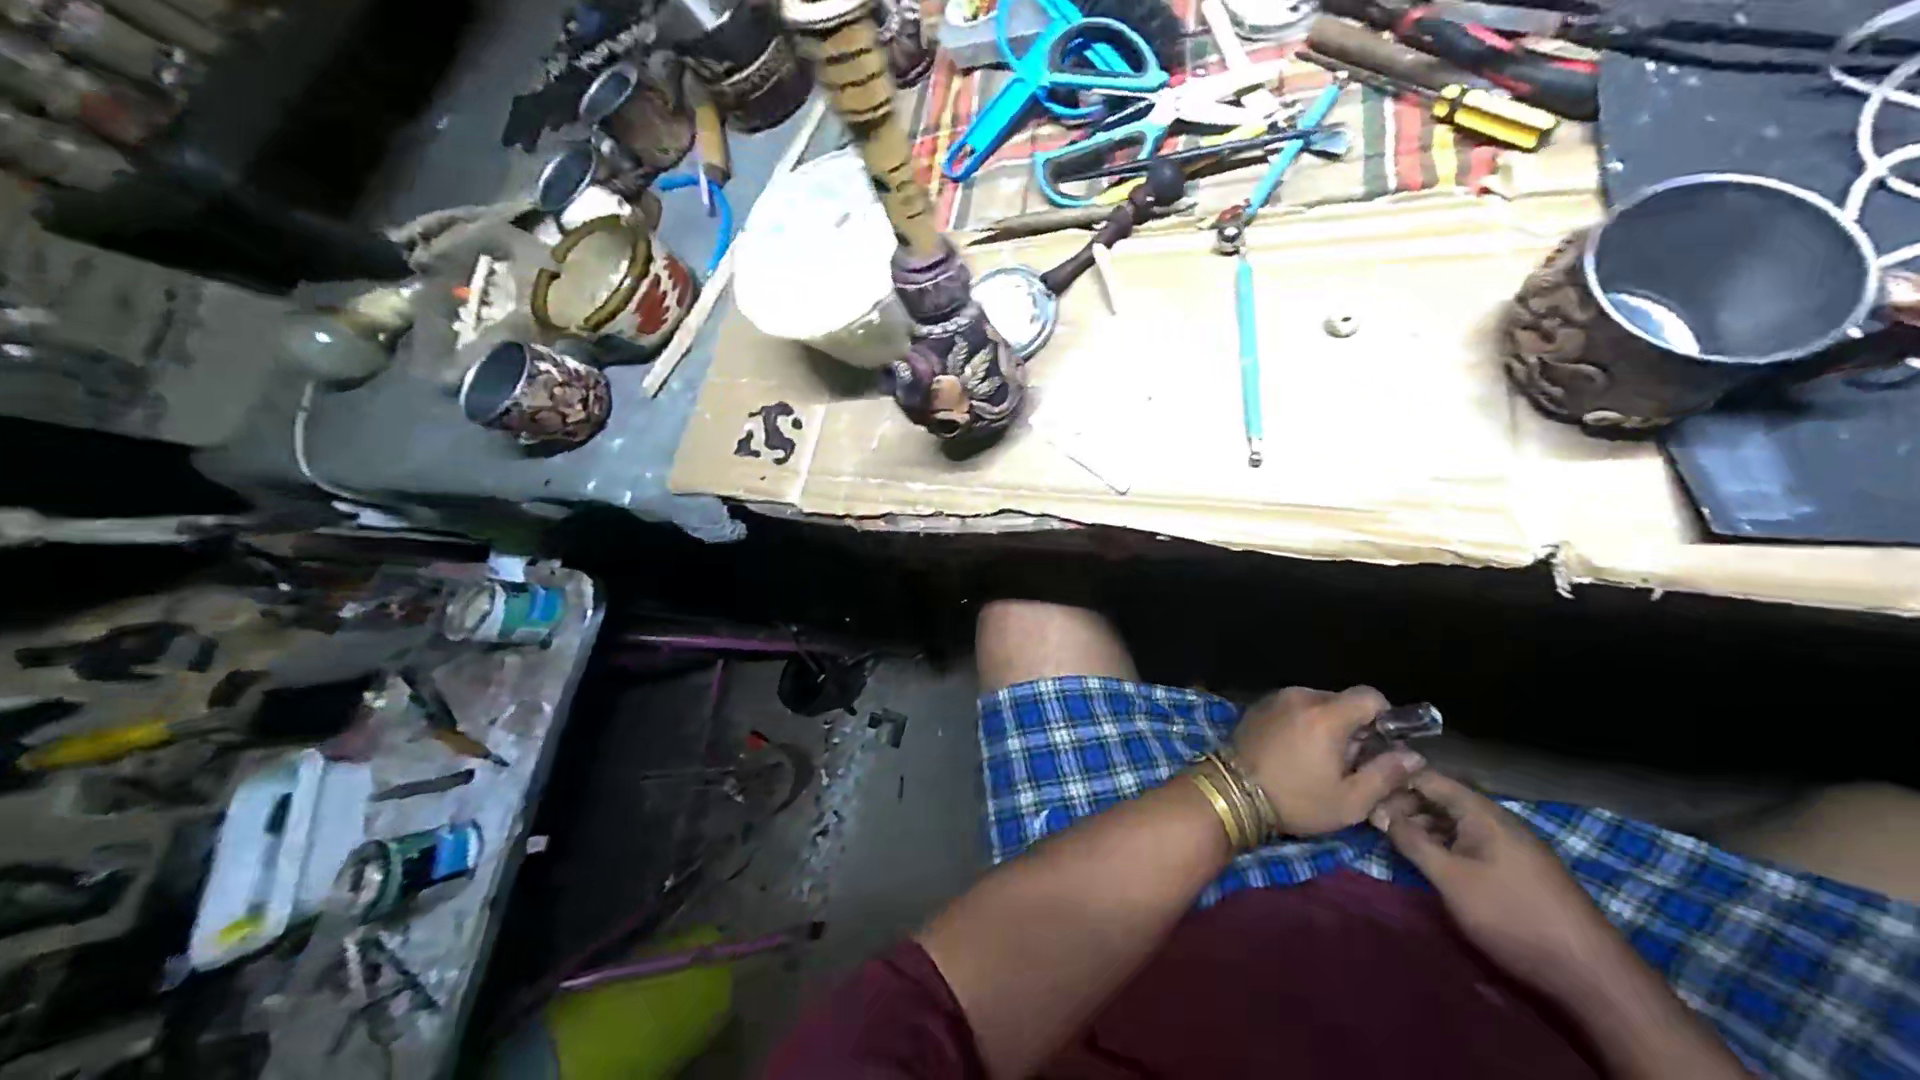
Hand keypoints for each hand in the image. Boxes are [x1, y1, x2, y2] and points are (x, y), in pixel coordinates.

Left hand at [1231, 686, 1425, 835]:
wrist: (1231, 794)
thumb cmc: (1295, 800)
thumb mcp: (1350, 800)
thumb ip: (1385, 774)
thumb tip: (1412, 756)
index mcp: (1327, 714)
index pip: (1370, 696)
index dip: (1384, 717)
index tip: (1381, 743)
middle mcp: (1300, 696)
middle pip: (1341, 700)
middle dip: (1353, 725)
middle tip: (1348, 760)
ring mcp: (1274, 698)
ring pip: (1316, 703)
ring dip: (1326, 724)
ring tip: (1319, 759)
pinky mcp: (1257, 706)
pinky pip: (1292, 707)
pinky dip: (1301, 722)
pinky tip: (1295, 751)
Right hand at [1377, 770, 1620, 995]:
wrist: (1590, 973)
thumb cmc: (1511, 914)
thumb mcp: (1450, 878)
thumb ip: (1412, 841)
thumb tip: (1378, 811)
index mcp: (1482, 813)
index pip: (1428, 777)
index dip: (1393, 777)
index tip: (1361, 784)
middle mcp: (1497, 820)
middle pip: (1440, 798)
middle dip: (1404, 803)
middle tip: (1369, 816)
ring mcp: (1509, 845)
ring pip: (1453, 822)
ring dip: (1421, 825)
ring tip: (1389, 837)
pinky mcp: (1515, 868)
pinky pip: (1468, 841)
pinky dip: (1442, 843)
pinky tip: (1425, 857)